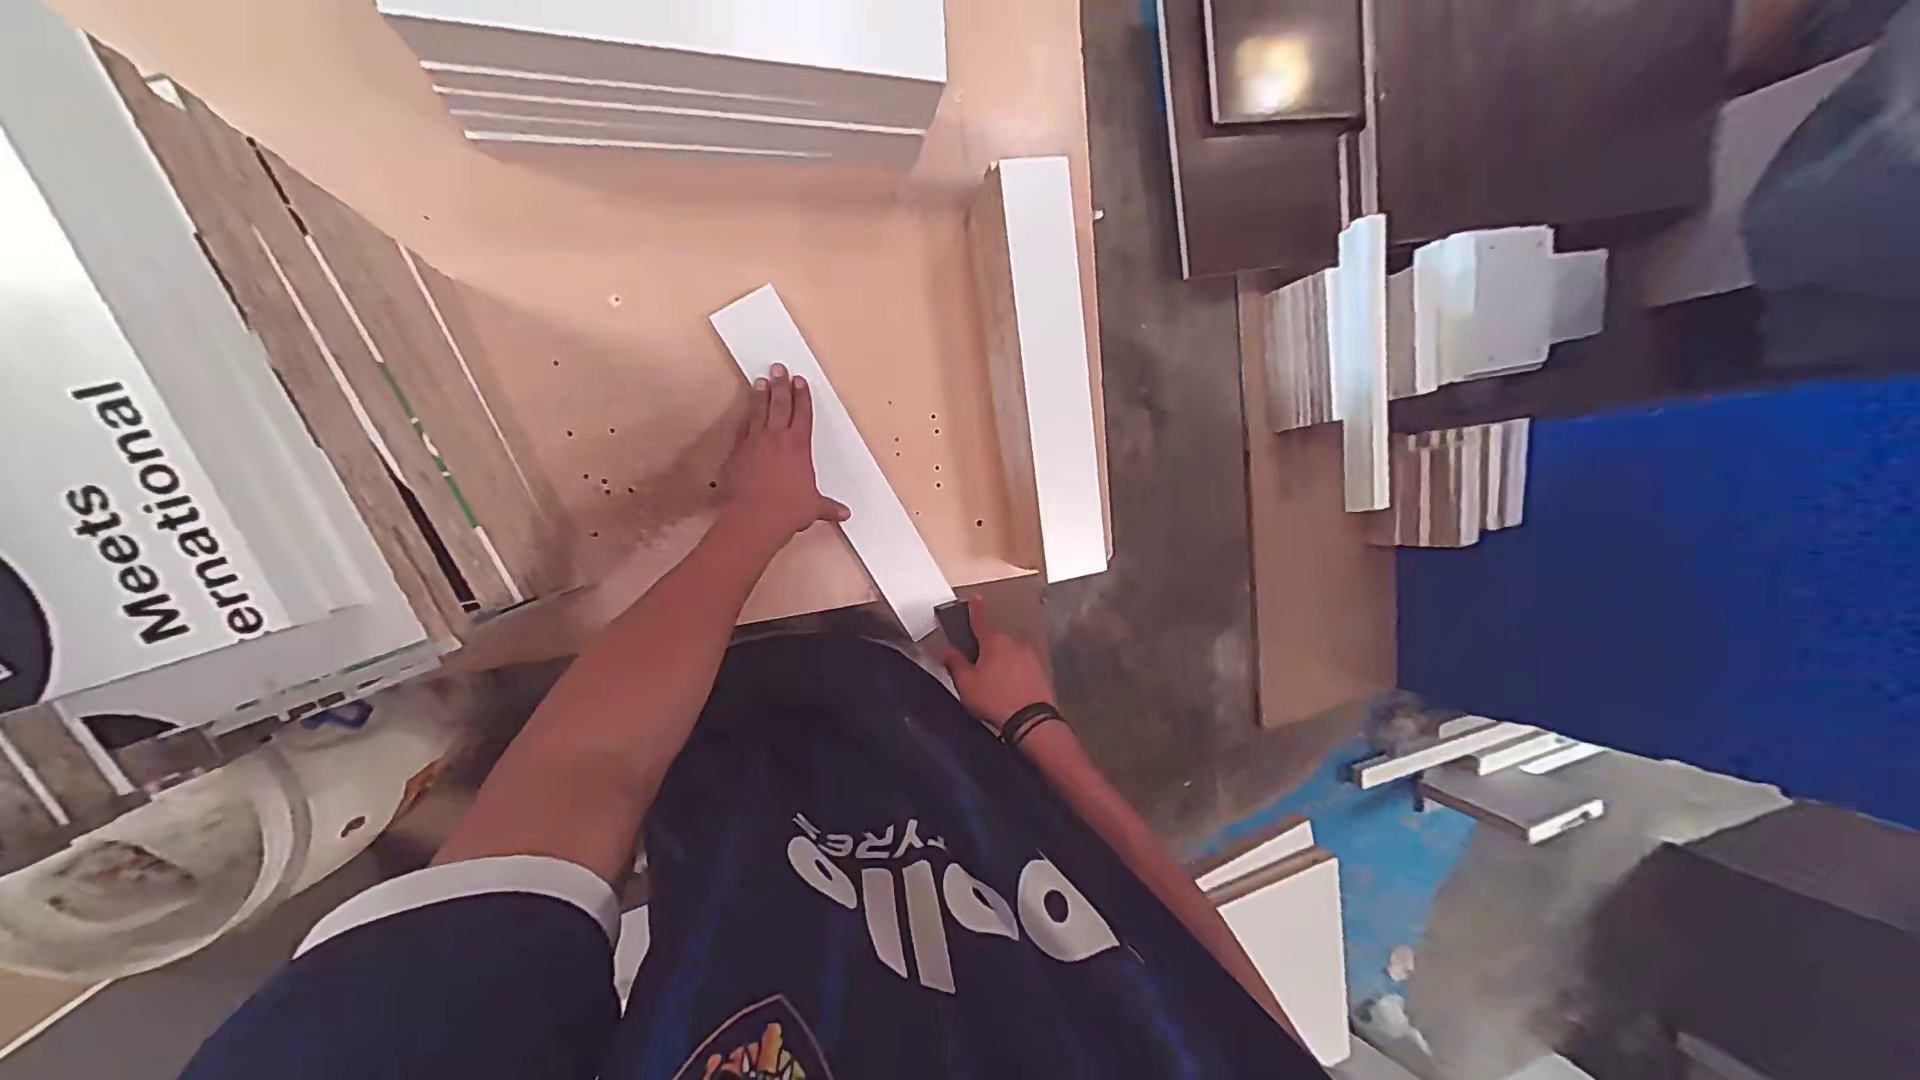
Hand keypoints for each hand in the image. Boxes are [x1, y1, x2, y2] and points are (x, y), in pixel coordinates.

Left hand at [719, 363, 850, 541]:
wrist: (755, 517)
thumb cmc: (788, 510)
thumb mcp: (813, 507)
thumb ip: (828, 507)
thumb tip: (843, 513)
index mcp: (799, 446)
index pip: (803, 414)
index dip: (803, 396)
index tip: (801, 381)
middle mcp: (776, 439)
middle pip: (780, 404)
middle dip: (781, 385)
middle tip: (779, 369)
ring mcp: (754, 443)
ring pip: (758, 411)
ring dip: (760, 395)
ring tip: (761, 381)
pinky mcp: (737, 453)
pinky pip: (742, 428)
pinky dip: (745, 418)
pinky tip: (745, 413)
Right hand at [937, 596, 1056, 731]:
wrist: (1031, 721)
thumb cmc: (997, 701)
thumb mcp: (966, 683)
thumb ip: (955, 663)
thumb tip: (948, 651)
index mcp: (994, 642)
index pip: (980, 621)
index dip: (975, 610)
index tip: (975, 600)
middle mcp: (1014, 643)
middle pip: (994, 641)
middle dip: (985, 651)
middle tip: (976, 671)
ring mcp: (1030, 655)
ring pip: (1009, 653)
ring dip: (1000, 662)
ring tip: (994, 686)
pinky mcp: (1040, 669)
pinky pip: (1021, 664)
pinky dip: (1014, 671)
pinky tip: (1008, 688)